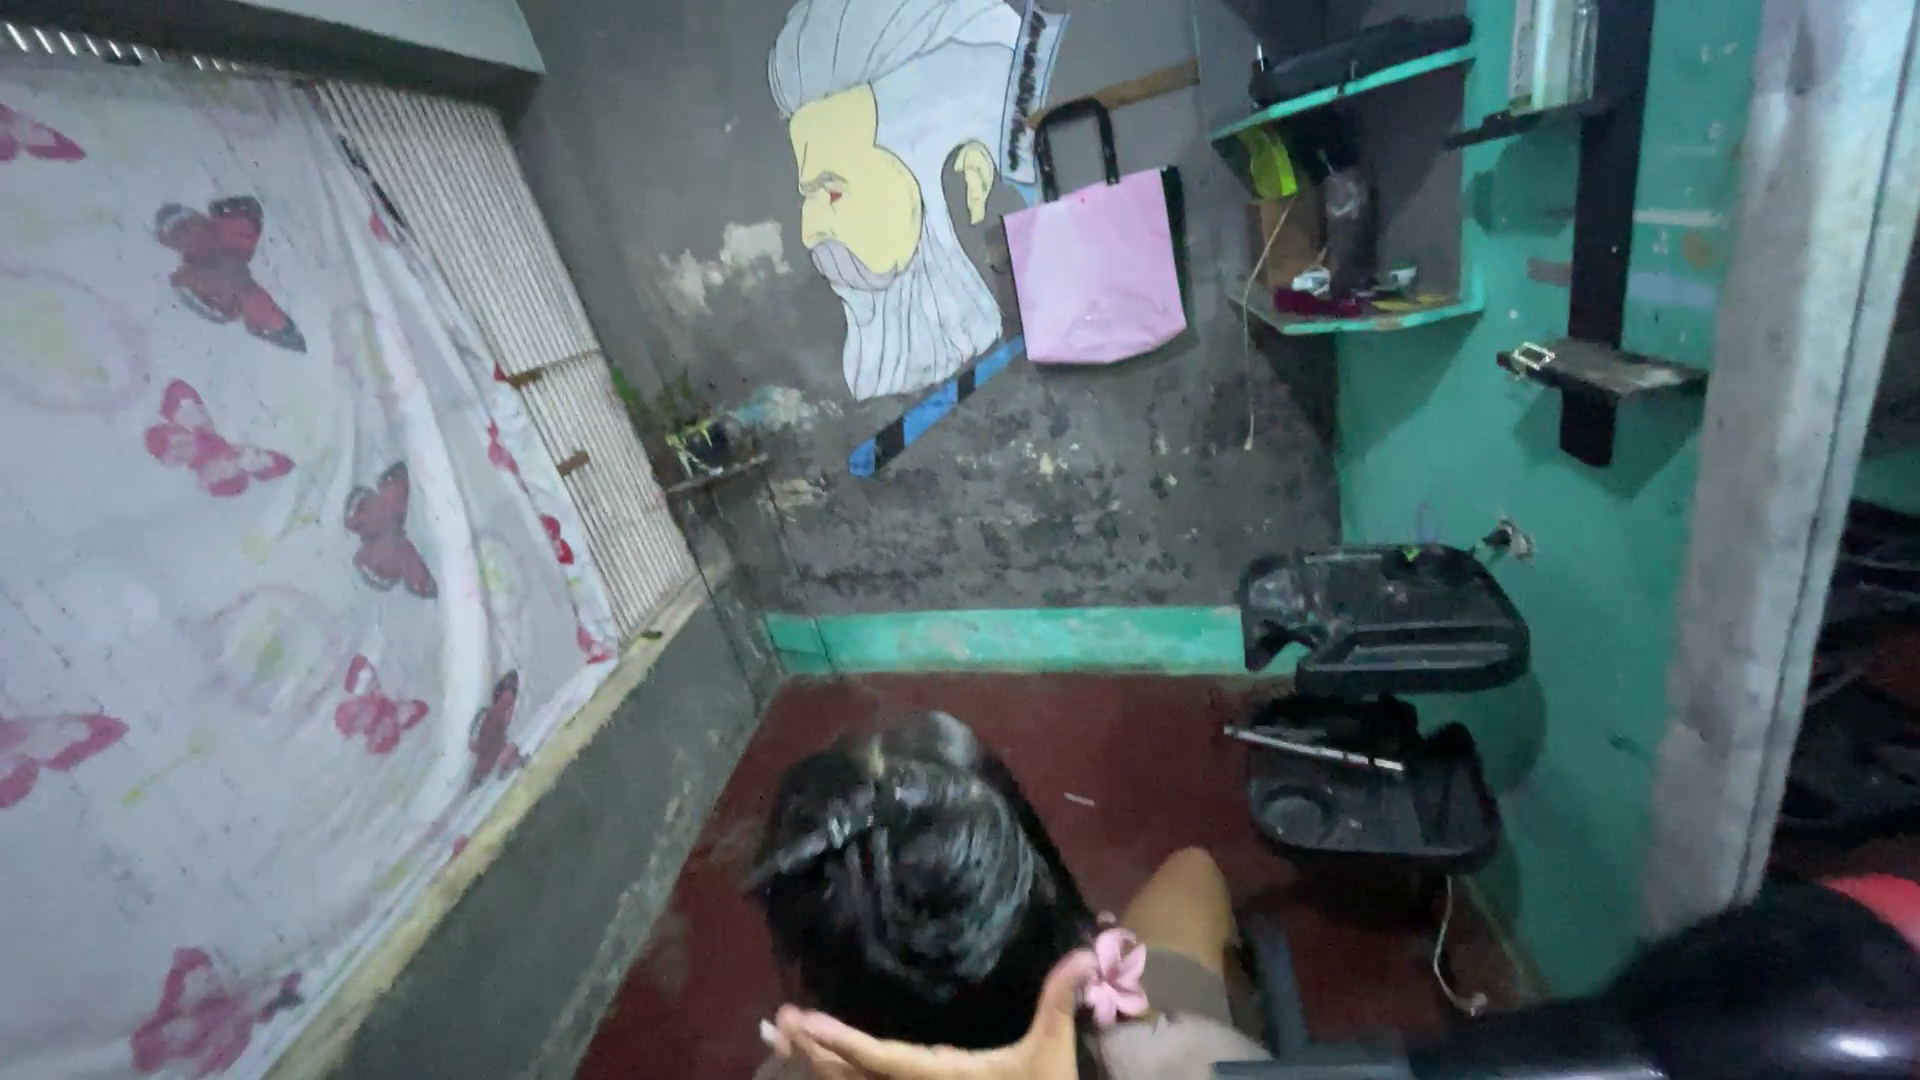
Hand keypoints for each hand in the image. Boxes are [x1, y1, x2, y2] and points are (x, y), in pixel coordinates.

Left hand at [767, 949, 1096, 1079]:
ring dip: (816, 1063)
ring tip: (780, 1037)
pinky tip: (823, 1064)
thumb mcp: (1050, 1055)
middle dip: (812, 1051)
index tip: (804, 1024)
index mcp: (937, 1077)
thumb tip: (1083, 953)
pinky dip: (837, 1074)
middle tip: (775, 1024)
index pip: (879, 1060)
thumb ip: (1059, 1001)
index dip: (840, 1042)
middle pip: (850, 1077)